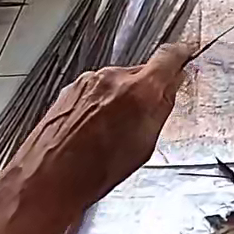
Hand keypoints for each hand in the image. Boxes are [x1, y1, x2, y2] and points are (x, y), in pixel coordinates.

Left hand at [5, 41, 195, 213]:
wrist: (47, 179)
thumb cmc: (93, 172)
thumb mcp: (144, 145)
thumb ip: (161, 108)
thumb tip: (172, 87)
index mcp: (139, 90)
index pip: (169, 57)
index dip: (181, 55)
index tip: (186, 54)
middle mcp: (112, 77)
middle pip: (142, 72)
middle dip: (148, 90)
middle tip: (147, 118)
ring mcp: (88, 81)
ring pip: (118, 82)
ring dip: (122, 99)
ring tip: (115, 134)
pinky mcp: (71, 88)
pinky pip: (97, 90)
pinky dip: (102, 105)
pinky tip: (96, 132)